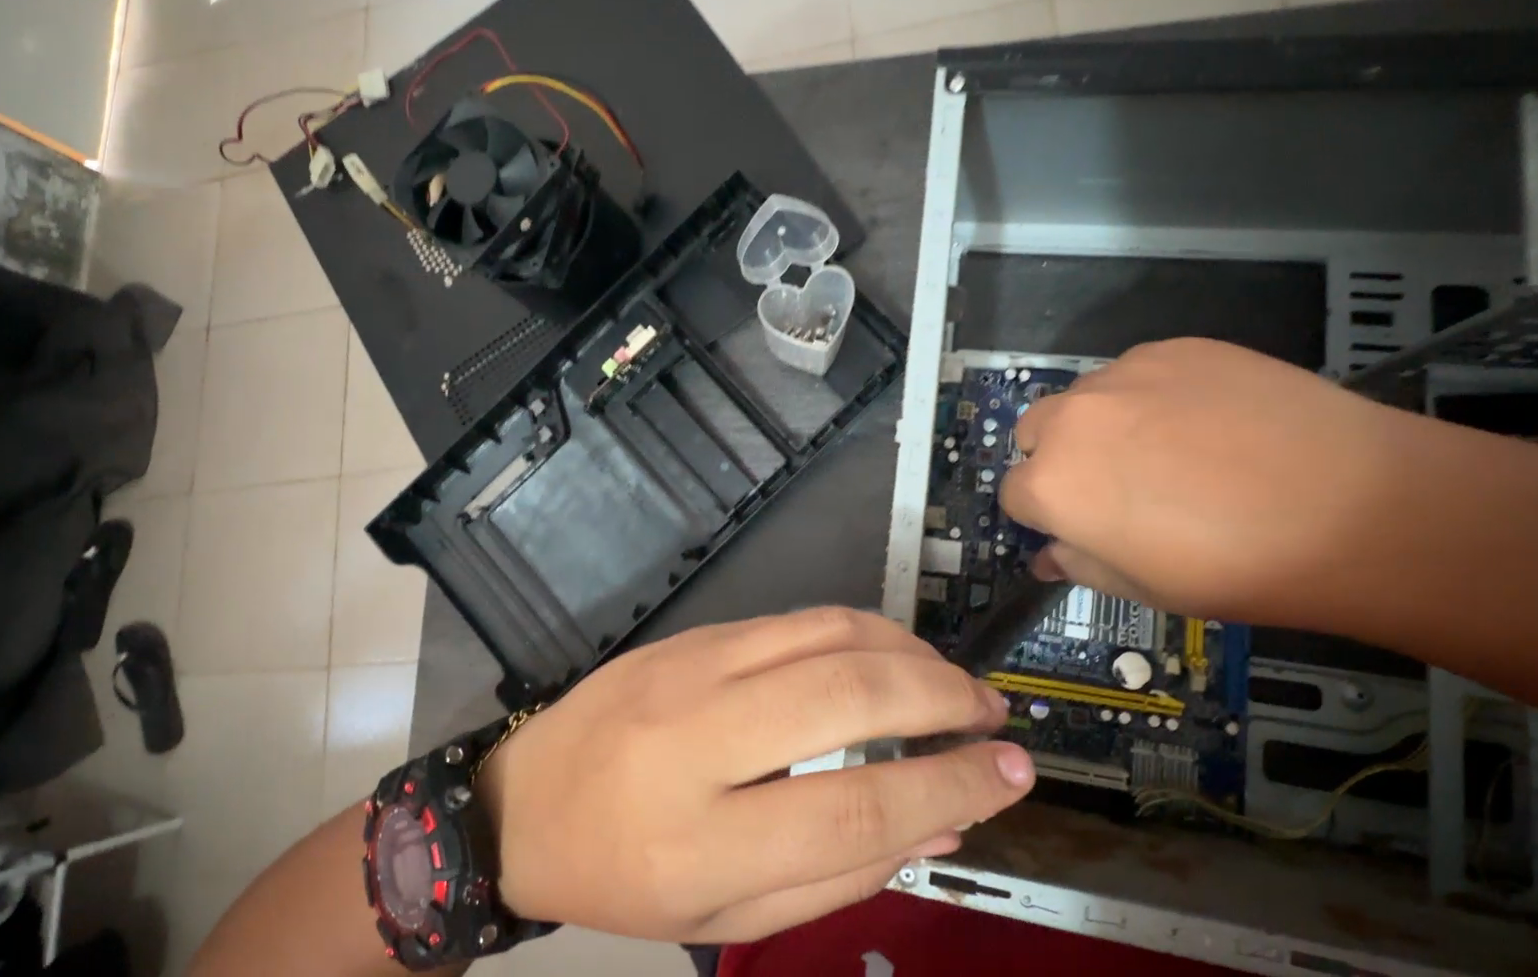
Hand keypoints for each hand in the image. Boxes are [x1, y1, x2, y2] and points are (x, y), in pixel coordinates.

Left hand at [474, 607, 1034, 941]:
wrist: (525, 803)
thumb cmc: (626, 878)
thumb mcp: (727, 919)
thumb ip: (840, 875)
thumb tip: (942, 824)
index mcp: (703, 844)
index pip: (855, 810)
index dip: (950, 788)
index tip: (1012, 775)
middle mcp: (698, 742)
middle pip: (849, 697)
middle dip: (942, 699)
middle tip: (991, 717)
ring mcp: (692, 673)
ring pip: (830, 637)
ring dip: (911, 653)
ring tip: (953, 685)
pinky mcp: (692, 637)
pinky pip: (798, 617)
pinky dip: (864, 630)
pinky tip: (893, 653)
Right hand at [1000, 338, 1404, 621]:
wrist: (1351, 504)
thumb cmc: (1235, 566)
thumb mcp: (1144, 588)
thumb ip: (1080, 564)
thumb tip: (1052, 555)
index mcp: (1052, 484)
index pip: (1014, 495)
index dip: (1046, 515)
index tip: (1081, 527)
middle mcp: (1073, 419)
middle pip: (1037, 433)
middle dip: (1061, 459)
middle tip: (1119, 487)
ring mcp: (1125, 374)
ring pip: (1087, 398)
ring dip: (1104, 424)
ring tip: (1171, 451)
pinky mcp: (1177, 346)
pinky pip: (1140, 372)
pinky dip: (1153, 396)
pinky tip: (1208, 423)